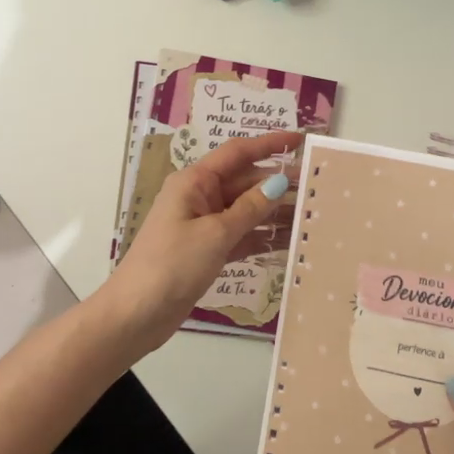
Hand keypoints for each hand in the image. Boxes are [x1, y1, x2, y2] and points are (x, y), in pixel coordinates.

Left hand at [97, 130, 303, 354]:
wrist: (137, 313)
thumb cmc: (172, 264)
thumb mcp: (216, 234)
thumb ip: (250, 209)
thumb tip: (278, 181)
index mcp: (194, 182)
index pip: (237, 153)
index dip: (268, 144)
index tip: (300, 140)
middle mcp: (198, 197)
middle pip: (244, 181)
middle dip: (277, 182)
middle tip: (316, 186)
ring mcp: (202, 225)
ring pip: (245, 210)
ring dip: (273, 212)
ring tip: (311, 213)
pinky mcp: (206, 251)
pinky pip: (240, 235)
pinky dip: (261, 237)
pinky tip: (290, 242)